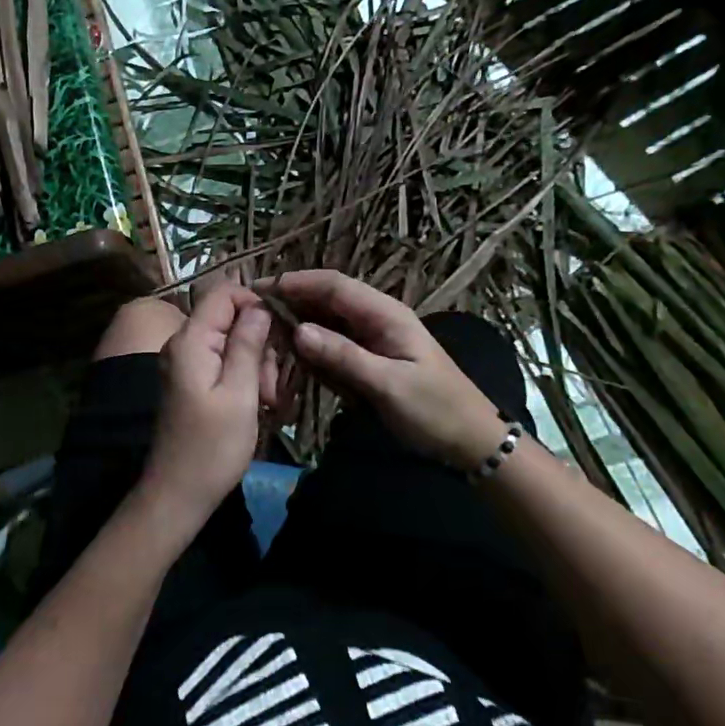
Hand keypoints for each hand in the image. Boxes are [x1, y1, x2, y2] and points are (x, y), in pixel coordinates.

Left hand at [141, 280, 276, 519]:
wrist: (178, 493)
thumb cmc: (212, 446)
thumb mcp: (240, 394)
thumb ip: (248, 345)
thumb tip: (260, 306)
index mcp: (190, 340)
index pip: (223, 292)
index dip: (255, 302)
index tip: (281, 334)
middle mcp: (182, 342)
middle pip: (229, 318)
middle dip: (260, 343)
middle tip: (273, 386)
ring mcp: (185, 362)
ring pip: (230, 341)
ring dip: (256, 365)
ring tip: (270, 402)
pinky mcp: (191, 380)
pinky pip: (222, 362)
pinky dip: (244, 377)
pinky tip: (259, 403)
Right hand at [269, 270, 506, 468]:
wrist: (471, 443)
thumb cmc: (435, 410)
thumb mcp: (389, 385)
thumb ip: (343, 356)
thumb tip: (297, 330)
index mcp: (385, 314)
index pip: (333, 285)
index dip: (296, 282)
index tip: (260, 289)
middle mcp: (374, 319)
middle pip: (325, 299)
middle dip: (291, 301)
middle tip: (253, 311)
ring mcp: (370, 339)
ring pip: (324, 322)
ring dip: (296, 324)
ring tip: (263, 332)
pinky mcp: (367, 359)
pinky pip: (330, 345)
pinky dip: (309, 348)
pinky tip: (289, 356)